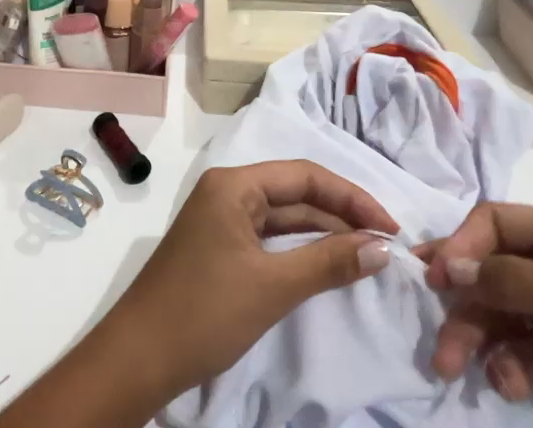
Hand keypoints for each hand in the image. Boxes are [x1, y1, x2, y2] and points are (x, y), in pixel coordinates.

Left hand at [0, 161, 397, 427]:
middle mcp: (225, 192)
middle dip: (341, 214)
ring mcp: (220, 220)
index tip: (392, 227)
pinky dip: (300, 248)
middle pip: (294, 192)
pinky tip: (328, 263)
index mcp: (233, 185)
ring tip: (368, 252)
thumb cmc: (205, 311)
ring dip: (323, 232)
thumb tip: (383, 246)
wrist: (140, 356)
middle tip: (386, 242)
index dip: (352, 197)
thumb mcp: (274, 286)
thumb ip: (330, 262)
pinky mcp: (218, 247)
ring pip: (283, 216)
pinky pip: (268, 237)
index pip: (305, 175)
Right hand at [417, 204, 532, 427]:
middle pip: (489, 273)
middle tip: (438, 344)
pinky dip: (505, 367)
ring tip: (455, 370)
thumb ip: (516, 281)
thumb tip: (444, 263)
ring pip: (498, 317)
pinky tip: (509, 386)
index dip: (461, 245)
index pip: (496, 224)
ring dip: (473, 340)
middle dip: (460, 304)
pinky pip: (519, 354)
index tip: (432, 278)